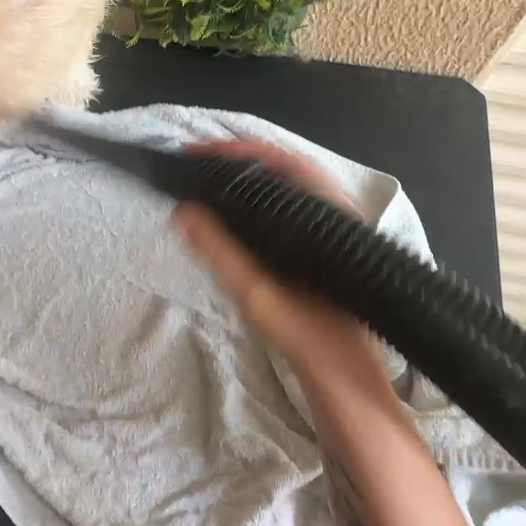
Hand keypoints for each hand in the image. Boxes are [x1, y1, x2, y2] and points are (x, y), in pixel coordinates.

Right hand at [172, 140, 381, 375]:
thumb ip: (218, 250)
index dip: (236, 151)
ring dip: (249, 179)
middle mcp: (333, 213)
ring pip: (288, 187)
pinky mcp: (324, 248)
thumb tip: (182, 211)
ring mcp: (331, 231)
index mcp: (324, 215)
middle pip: (285, 167)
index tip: (196, 154)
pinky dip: (260, 200)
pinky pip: (290, 208)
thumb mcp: (255, 292)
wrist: (344, 374)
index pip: (280, 160)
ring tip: (208, 182)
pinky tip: (236, 214)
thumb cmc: (306, 334)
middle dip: (238, 160)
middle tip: (196, 164)